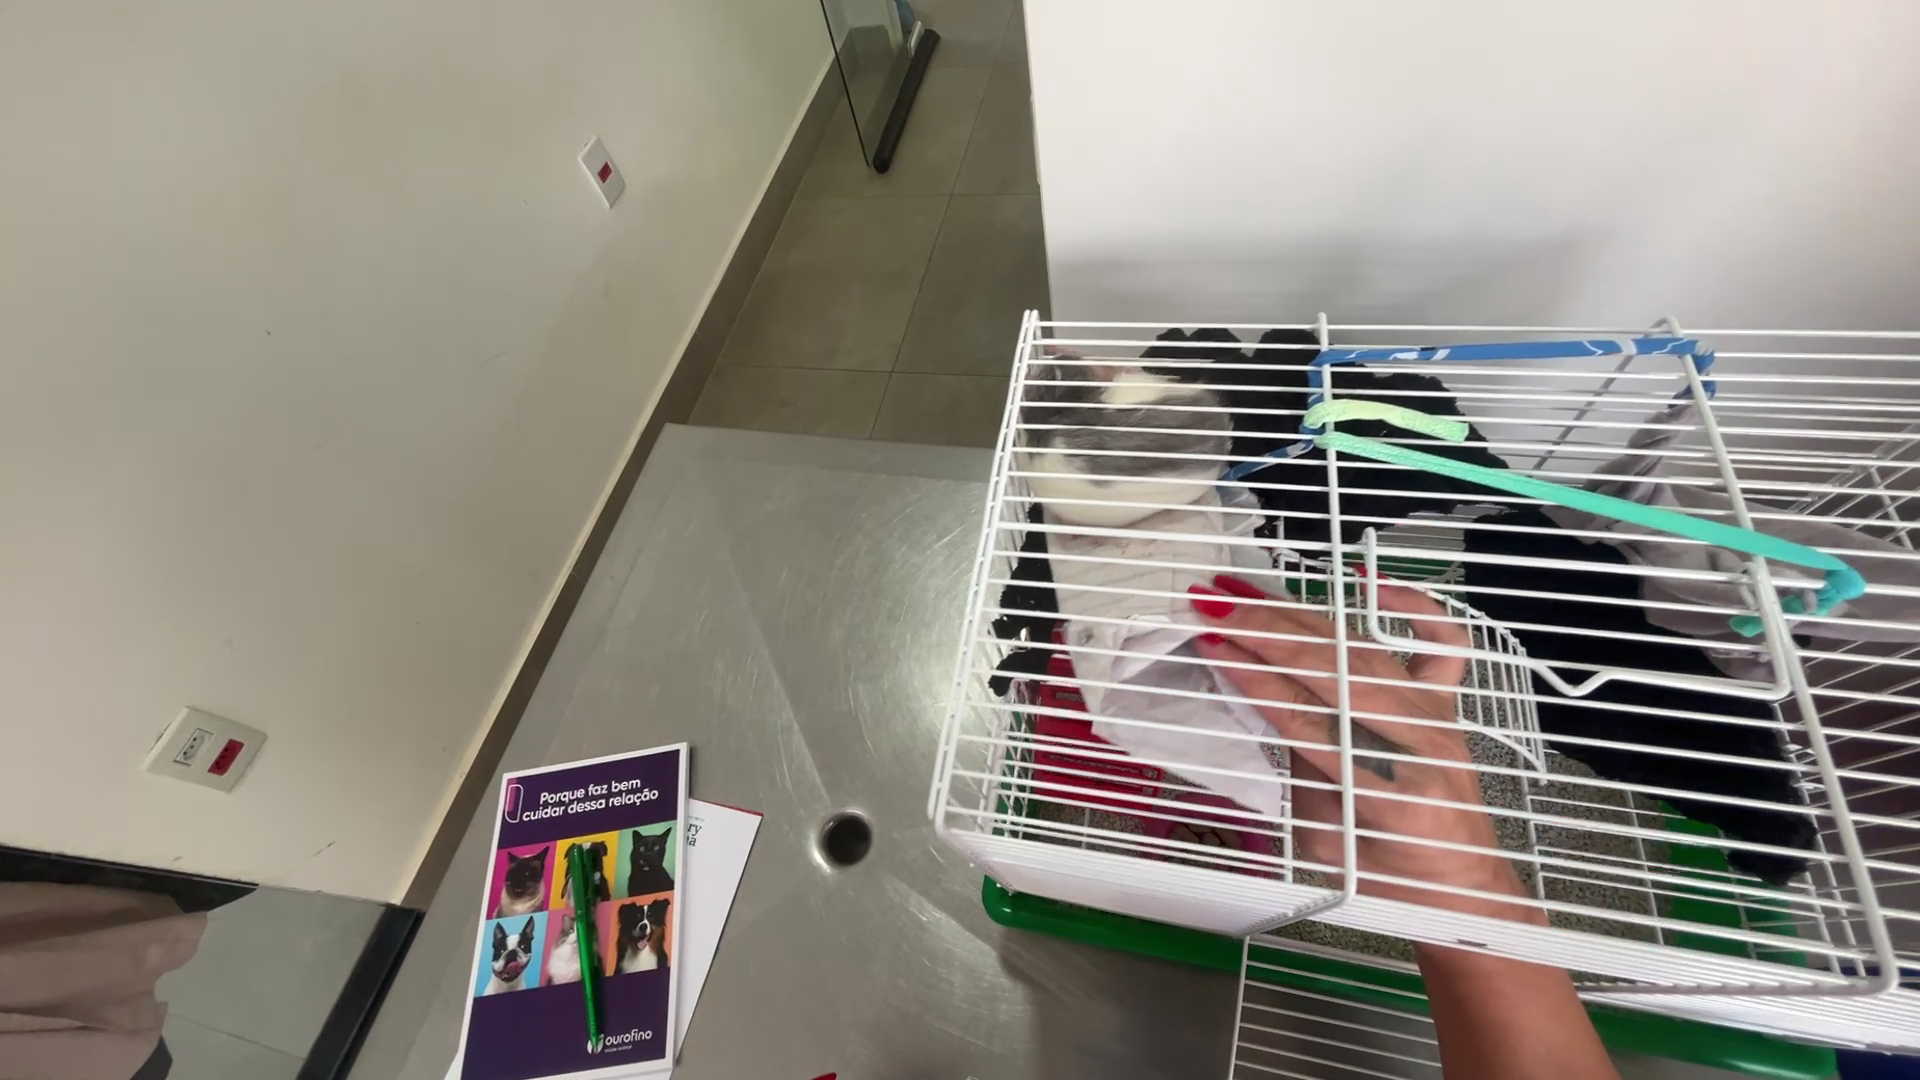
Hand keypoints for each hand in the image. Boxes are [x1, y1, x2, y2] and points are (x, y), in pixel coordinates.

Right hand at [1189, 574, 1539, 922]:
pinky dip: (1410, 604)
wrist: (1455, 885)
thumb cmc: (1380, 873)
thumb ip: (1289, 765)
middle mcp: (1421, 744)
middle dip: (1262, 631)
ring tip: (1241, 590)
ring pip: (1358, 646)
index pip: (1303, 716)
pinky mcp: (1446, 702)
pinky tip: (1369, 579)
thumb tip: (1245, 698)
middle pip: (1330, 669)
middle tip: (1212, 604)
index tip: (1209, 642)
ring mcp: (1436, 715)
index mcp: (1390, 793)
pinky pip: (1440, 642)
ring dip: (1293, 612)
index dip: (1252, 676)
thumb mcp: (1317, 834)